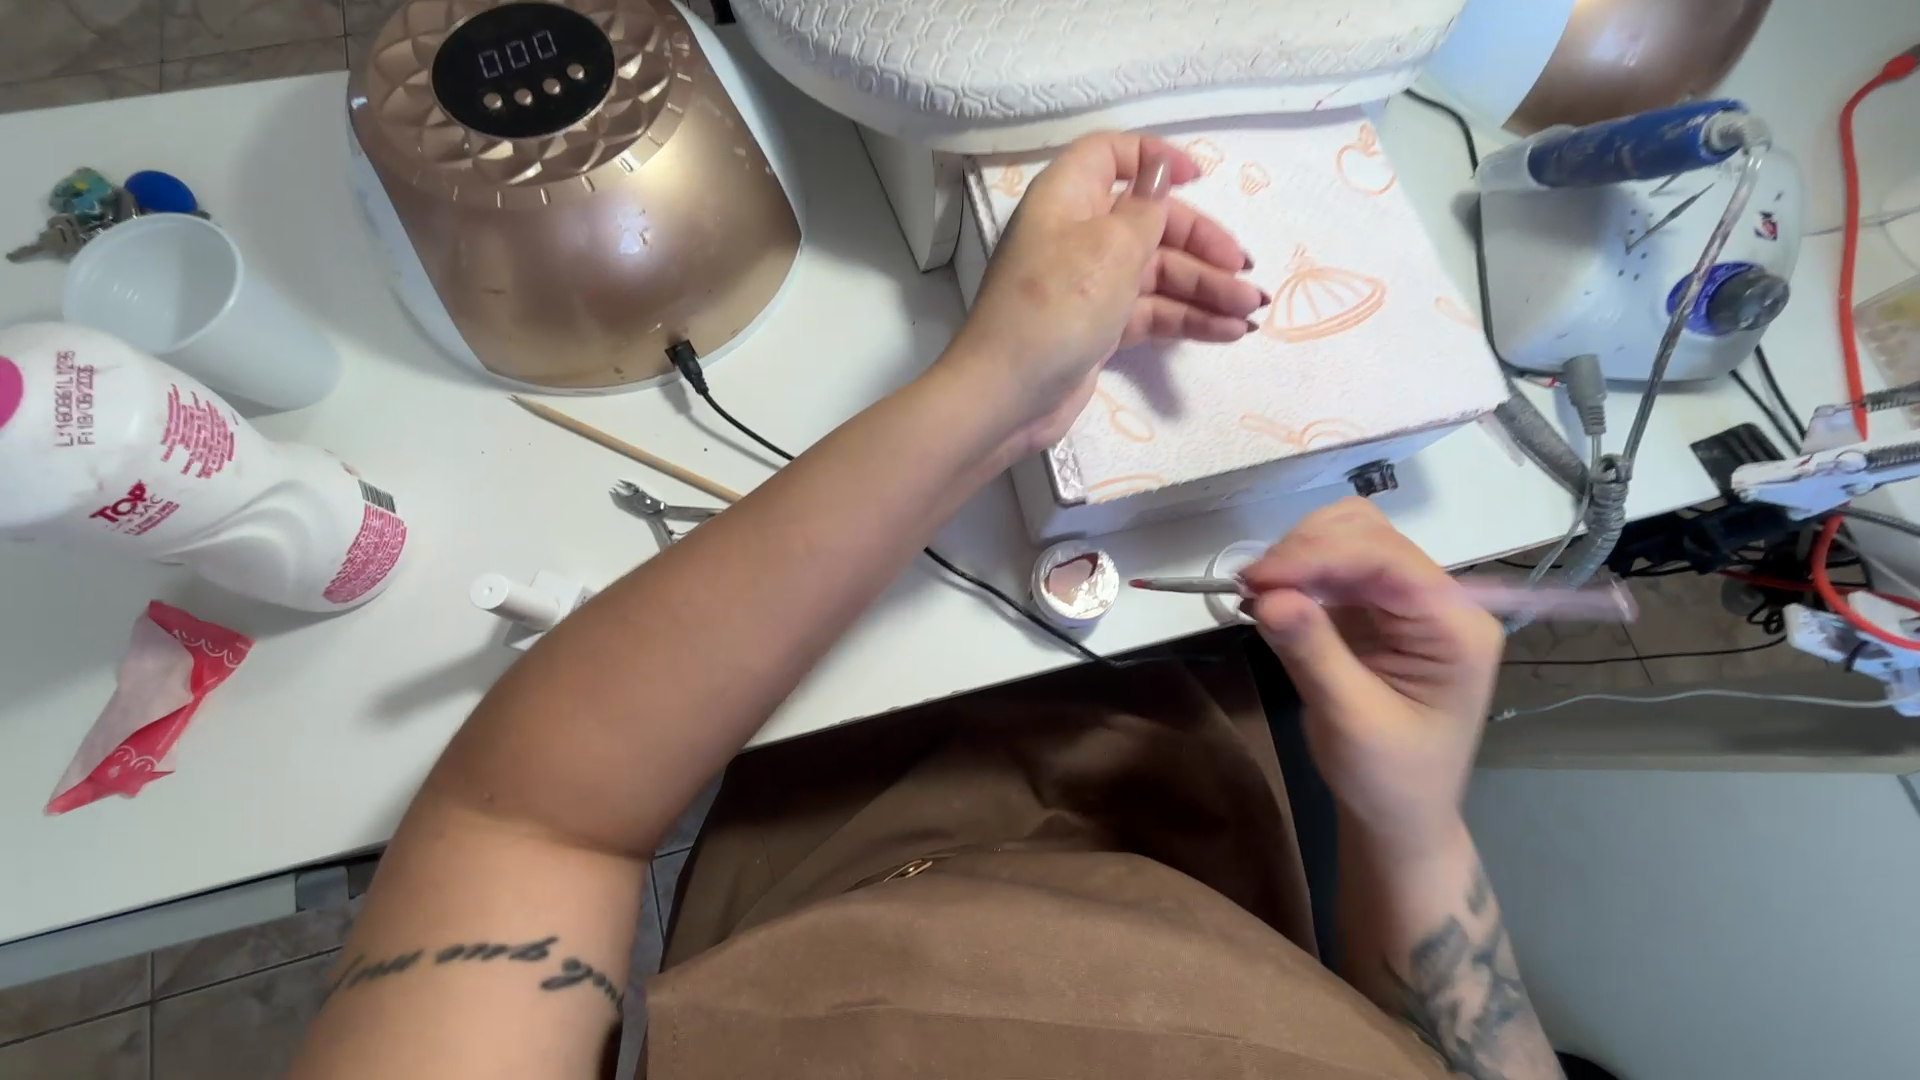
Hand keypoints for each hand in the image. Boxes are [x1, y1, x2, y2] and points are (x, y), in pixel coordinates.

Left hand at [946, 133, 1264, 455]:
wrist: (1007, 396)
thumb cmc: (1056, 307)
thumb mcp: (1109, 247)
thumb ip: (1145, 207)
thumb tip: (1160, 169)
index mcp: (1068, 199)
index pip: (1112, 157)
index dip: (1157, 160)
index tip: (1201, 179)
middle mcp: (1077, 237)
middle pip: (1150, 223)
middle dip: (1202, 246)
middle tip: (1246, 272)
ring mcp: (1087, 287)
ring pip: (1156, 274)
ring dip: (1205, 290)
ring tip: (1249, 312)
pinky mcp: (1096, 330)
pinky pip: (1149, 313)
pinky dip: (1185, 320)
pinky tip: (1226, 332)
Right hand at [1241, 499, 1504, 857]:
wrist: (1397, 811)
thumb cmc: (1387, 775)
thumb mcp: (1349, 720)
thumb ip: (1313, 652)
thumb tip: (1266, 597)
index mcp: (1455, 627)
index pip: (1387, 560)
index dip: (1317, 556)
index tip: (1256, 579)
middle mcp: (1438, 601)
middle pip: (1368, 534)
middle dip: (1305, 550)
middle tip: (1253, 589)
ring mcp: (1405, 601)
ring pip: (1348, 538)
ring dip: (1298, 555)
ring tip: (1260, 593)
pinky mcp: (1375, 608)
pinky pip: (1332, 565)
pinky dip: (1296, 570)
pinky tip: (1271, 597)